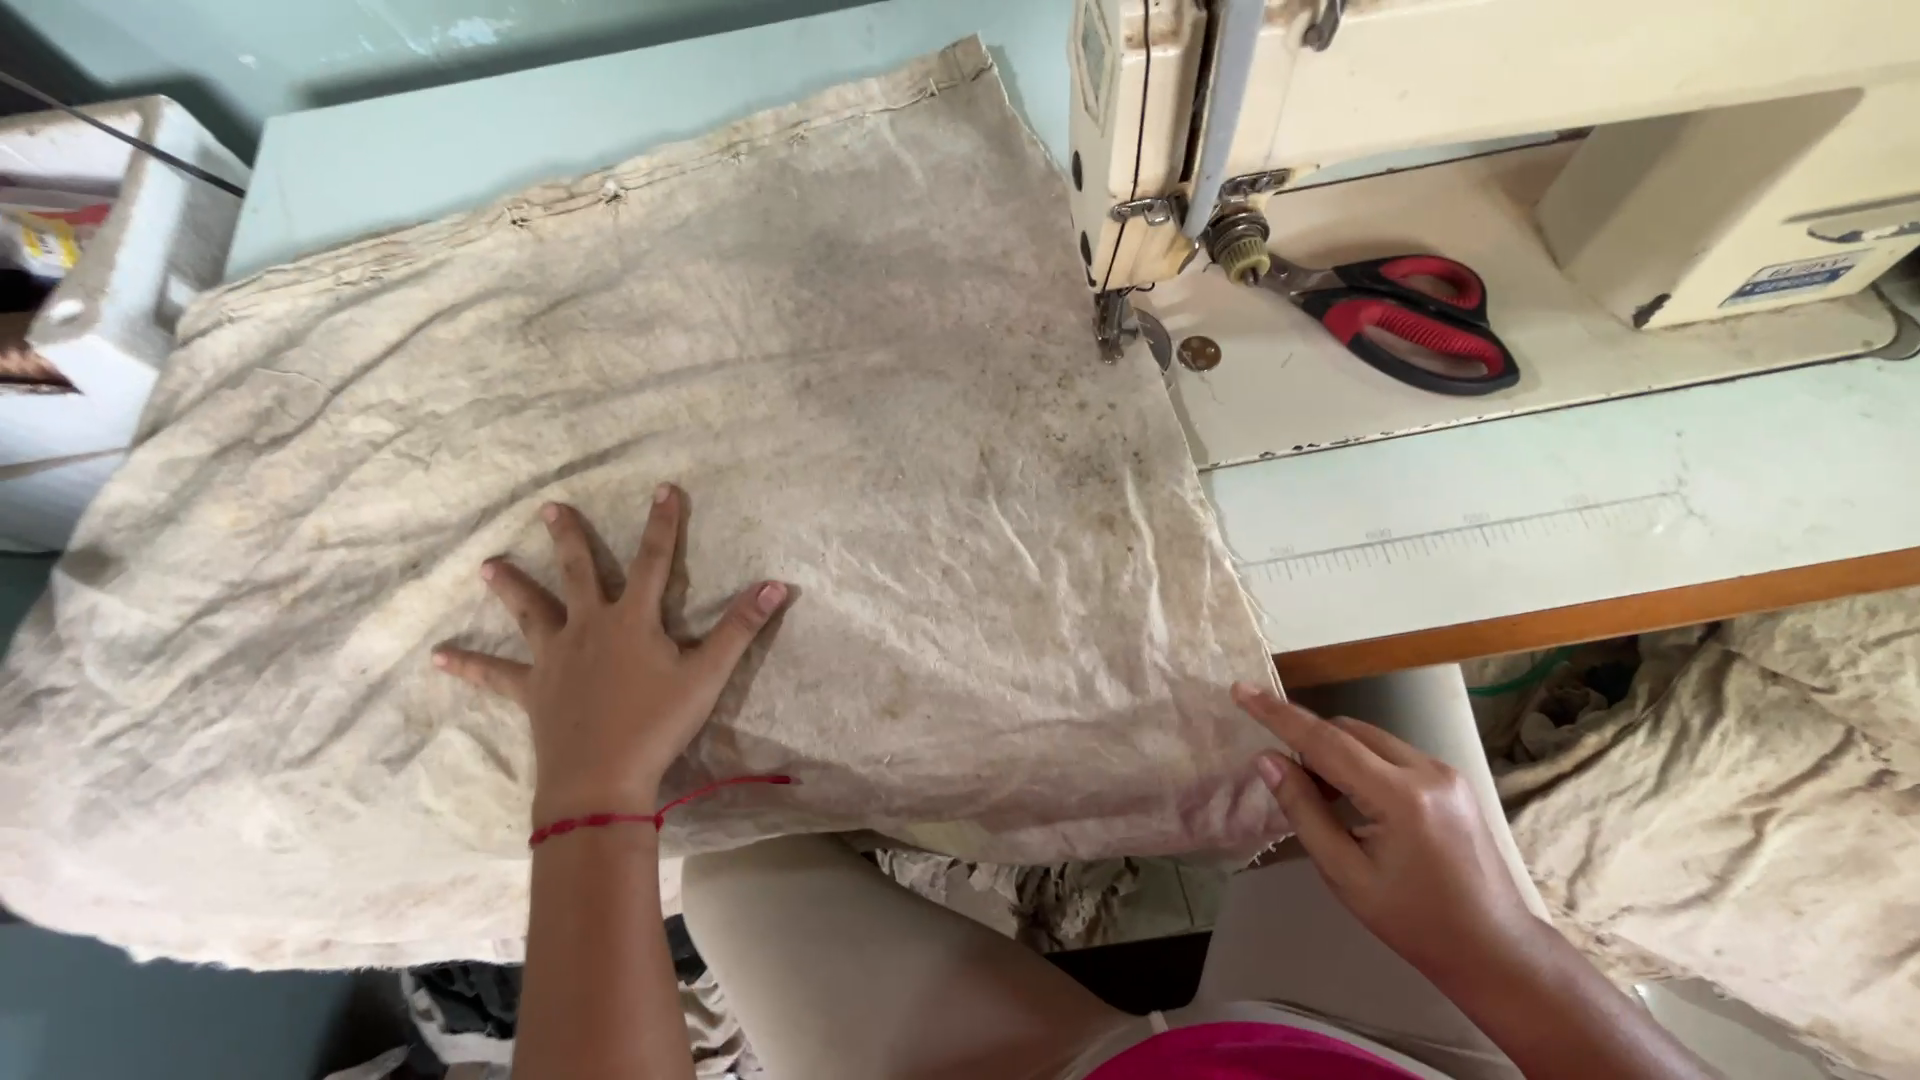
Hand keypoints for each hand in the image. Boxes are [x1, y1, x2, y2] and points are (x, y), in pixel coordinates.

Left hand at [433, 485, 789, 823]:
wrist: (599, 778)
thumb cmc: (657, 724)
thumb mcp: (707, 675)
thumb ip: (741, 628)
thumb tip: (777, 585)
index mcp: (632, 620)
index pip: (654, 560)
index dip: (663, 524)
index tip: (664, 488)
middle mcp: (589, 627)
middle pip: (577, 572)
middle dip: (567, 538)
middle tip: (548, 507)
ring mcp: (555, 658)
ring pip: (530, 613)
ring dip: (511, 587)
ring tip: (485, 567)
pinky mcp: (532, 691)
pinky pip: (494, 676)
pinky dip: (468, 666)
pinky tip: (438, 658)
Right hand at [1233, 683, 1539, 980]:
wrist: (1496, 951)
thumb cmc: (1414, 922)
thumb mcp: (1345, 873)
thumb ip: (1303, 810)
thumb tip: (1267, 759)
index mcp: (1401, 798)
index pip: (1326, 740)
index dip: (1278, 714)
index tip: (1242, 690)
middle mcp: (1428, 771)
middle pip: (1348, 730)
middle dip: (1307, 739)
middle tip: (1281, 774)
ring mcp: (1445, 773)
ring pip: (1369, 738)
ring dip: (1334, 751)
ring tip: (1317, 793)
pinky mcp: (1451, 781)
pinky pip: (1390, 753)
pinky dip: (1360, 762)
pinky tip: (1351, 798)